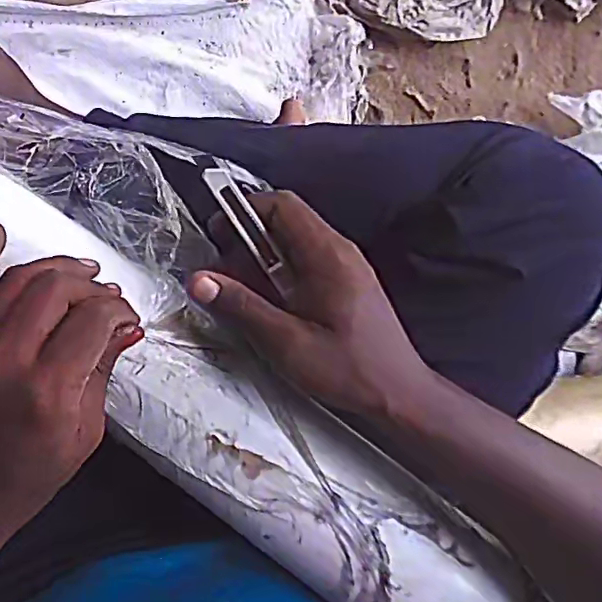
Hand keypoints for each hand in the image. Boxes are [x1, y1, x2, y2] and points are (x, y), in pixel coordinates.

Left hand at [0, 223, 144, 536]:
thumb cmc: (32, 474)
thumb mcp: (85, 431)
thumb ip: (102, 369)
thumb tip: (126, 326)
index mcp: (49, 388)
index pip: (93, 319)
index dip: (118, 310)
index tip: (127, 317)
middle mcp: (9, 356)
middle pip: (59, 288)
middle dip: (93, 286)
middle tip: (107, 299)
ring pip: (22, 277)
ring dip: (57, 267)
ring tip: (83, 272)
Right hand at [188, 191, 431, 417]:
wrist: (400, 395)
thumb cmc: (352, 370)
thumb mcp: (286, 341)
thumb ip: (241, 306)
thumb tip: (201, 281)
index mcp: (327, 256)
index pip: (282, 205)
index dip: (243, 210)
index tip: (217, 231)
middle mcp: (338, 253)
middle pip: (283, 222)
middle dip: (244, 240)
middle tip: (221, 270)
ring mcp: (343, 267)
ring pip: (290, 243)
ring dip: (258, 260)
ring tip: (239, 291)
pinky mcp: (343, 284)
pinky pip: (302, 262)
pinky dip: (276, 274)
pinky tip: (265, 304)